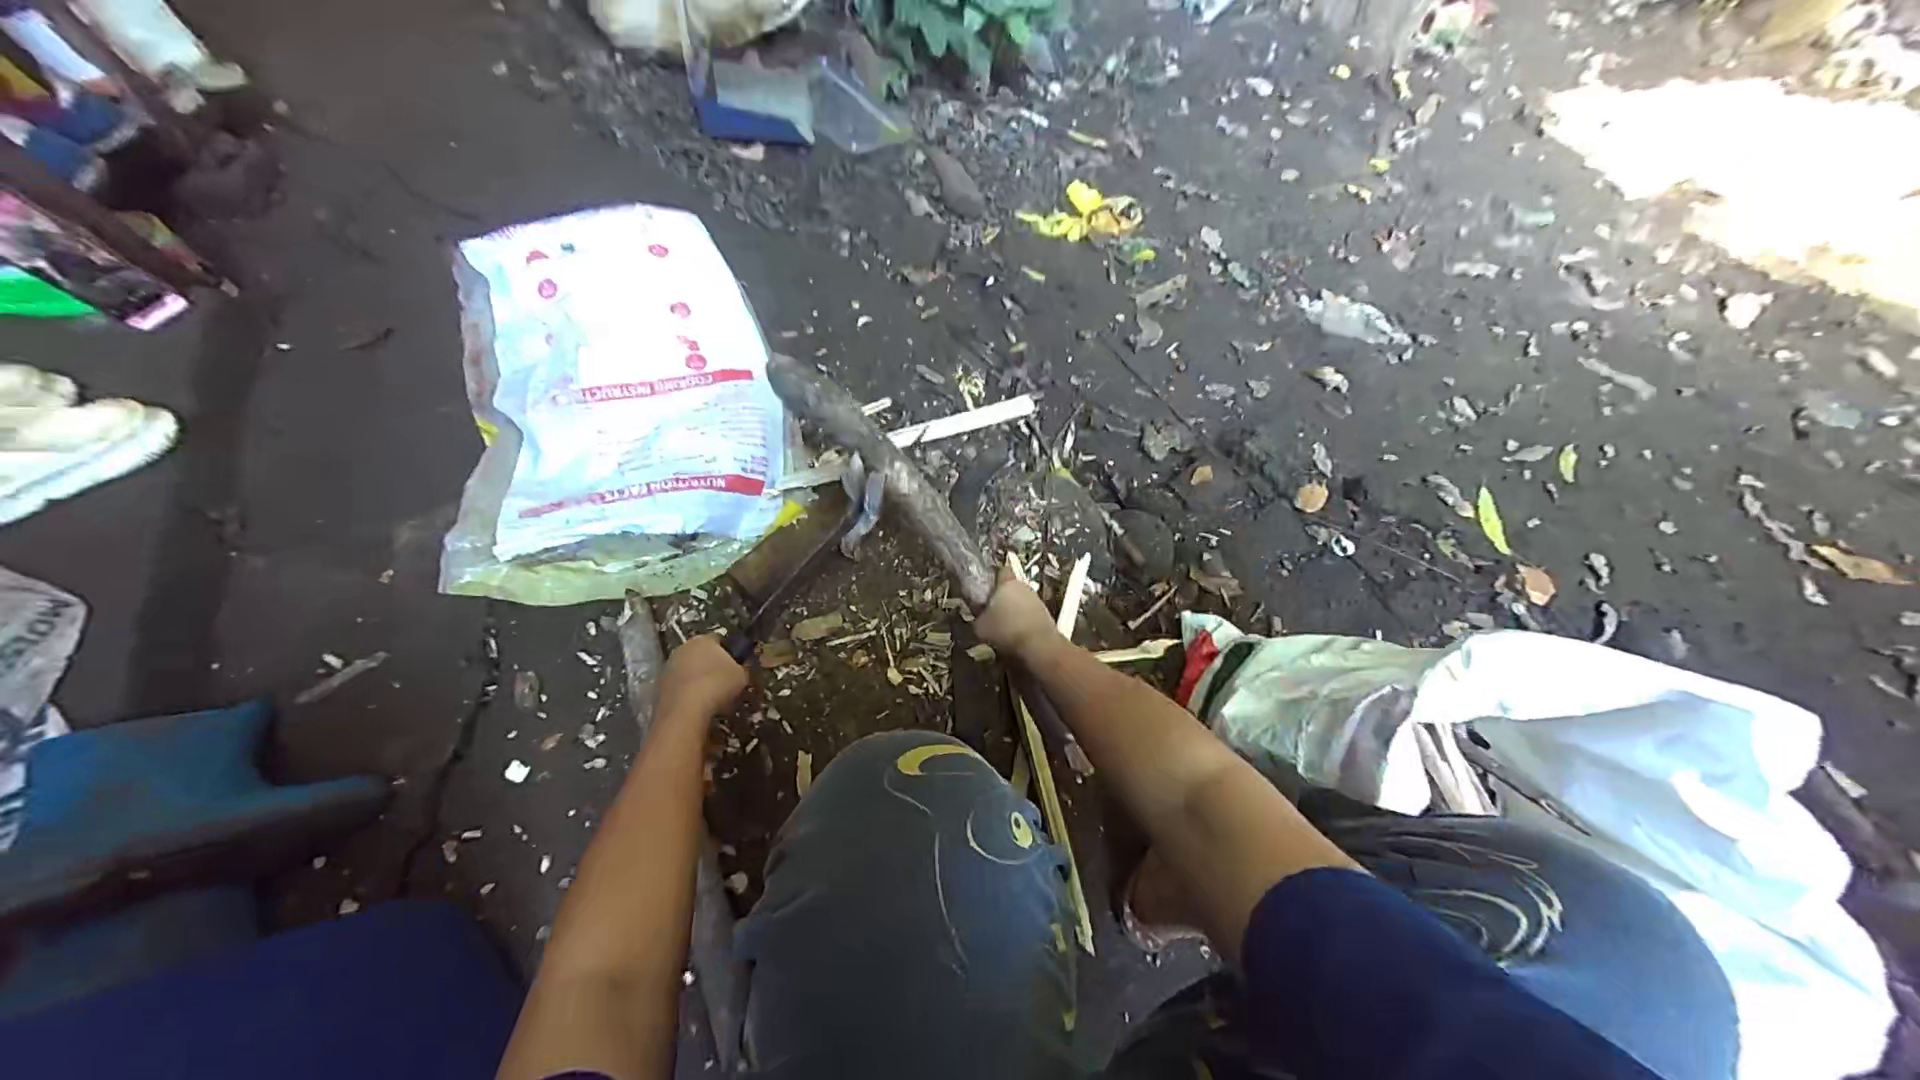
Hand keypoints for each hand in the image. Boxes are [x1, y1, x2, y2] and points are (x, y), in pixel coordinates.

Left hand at [658, 634, 746, 716]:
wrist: (685, 710)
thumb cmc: (717, 685)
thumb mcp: (741, 675)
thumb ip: (739, 668)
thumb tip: (736, 670)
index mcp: (703, 640)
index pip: (718, 640)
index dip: (728, 651)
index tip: (735, 665)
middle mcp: (682, 648)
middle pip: (699, 654)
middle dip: (709, 664)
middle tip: (722, 680)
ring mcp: (668, 667)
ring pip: (687, 670)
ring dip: (696, 679)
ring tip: (709, 696)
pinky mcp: (658, 686)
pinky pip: (678, 686)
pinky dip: (686, 693)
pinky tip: (695, 705)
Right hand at [974, 568, 1059, 660]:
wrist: (1039, 647)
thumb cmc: (1005, 630)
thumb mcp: (980, 627)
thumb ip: (978, 617)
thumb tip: (979, 617)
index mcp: (1007, 583)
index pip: (1001, 571)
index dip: (993, 577)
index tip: (986, 587)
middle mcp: (1024, 587)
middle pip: (1012, 588)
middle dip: (1003, 598)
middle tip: (991, 612)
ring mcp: (1038, 601)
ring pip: (1021, 602)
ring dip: (1014, 611)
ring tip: (1002, 627)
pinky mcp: (1046, 616)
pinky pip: (1030, 615)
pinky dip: (1023, 622)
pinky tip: (1015, 636)